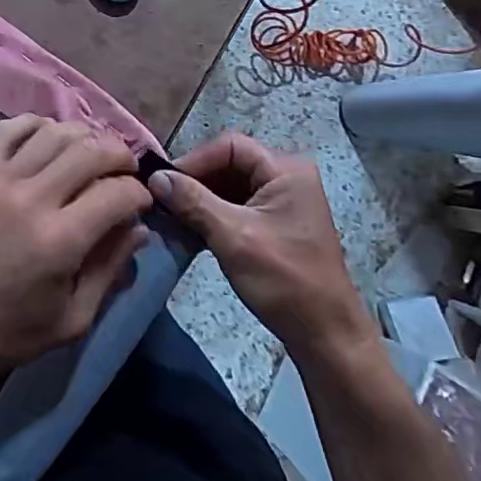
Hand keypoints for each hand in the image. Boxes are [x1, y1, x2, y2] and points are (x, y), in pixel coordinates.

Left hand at [0, 115, 151, 380]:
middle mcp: (32, 199)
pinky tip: (51, 139)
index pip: (118, 193)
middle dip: (121, 155)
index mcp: (59, 240)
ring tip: (92, 154)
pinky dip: (39, 125)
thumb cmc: (9, 332)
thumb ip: (111, 268)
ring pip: (56, 132)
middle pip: (92, 150)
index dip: (140, 194)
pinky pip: (12, 128)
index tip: (141, 205)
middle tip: (125, 172)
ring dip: (85, 136)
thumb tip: (141, 228)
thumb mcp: (73, 318)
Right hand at [148, 133, 371, 356]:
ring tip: (171, 215)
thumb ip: (194, 202)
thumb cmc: (284, 280)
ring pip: (231, 185)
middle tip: (163, 200)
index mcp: (286, 170)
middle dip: (196, 180)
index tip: (163, 182)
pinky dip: (214, 214)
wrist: (325, 334)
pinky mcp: (276, 223)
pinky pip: (238, 205)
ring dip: (201, 198)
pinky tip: (190, 228)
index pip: (230, 146)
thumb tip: (156, 178)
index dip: (194, 160)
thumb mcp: (233, 237)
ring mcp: (283, 200)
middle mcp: (287, 176)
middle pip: (230, 163)